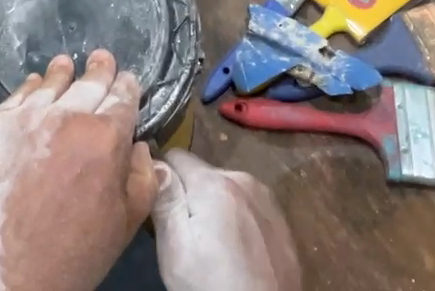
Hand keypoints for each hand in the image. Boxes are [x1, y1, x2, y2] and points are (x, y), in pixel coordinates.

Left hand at [0, 50, 156, 290]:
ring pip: (52, 80)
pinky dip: (31, 87)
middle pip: (90, 80)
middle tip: (102, 59)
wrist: (1, 274)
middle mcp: (68, 114)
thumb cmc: (73, 255)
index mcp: (106, 137)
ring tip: (66, 64)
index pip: (124, 96)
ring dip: (65, 73)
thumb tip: (139, 147)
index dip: (129, 86)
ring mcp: (27, 115)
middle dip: (101, 70)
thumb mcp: (125, 225)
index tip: (129, 81)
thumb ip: (141, 178)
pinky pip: (19, 93)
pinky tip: (35, 85)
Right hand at [151, 150, 300, 290]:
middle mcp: (243, 178)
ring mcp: (266, 198)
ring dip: (216, 207)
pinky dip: (239, 220)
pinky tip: (239, 252)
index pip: (175, 156)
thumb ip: (165, 200)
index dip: (164, 180)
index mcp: (215, 182)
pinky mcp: (281, 219)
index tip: (162, 208)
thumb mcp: (176, 250)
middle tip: (189, 237)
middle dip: (191, 196)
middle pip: (202, 173)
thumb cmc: (213, 286)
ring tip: (215, 248)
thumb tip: (153, 160)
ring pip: (226, 189)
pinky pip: (248, 206)